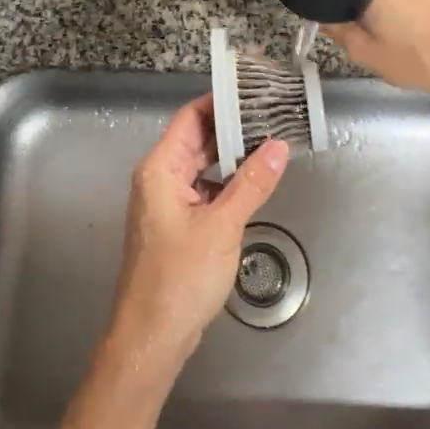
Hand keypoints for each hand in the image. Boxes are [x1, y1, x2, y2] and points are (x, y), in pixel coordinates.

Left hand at [64, 99, 286, 428]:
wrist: (151, 337)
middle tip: (271, 114)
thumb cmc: (180, 278)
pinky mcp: (177, 225)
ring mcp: (166, 203)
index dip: (219, 101)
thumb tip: (278, 146)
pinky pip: (203, 190)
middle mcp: (159, 179)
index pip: (190, 118)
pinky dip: (226, 182)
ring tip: (269, 142)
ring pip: (201, 167)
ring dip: (231, 156)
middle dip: (231, 127)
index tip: (253, 91)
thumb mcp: (222, 226)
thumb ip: (251, 184)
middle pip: (196, 140)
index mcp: (160, 169)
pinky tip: (253, 181)